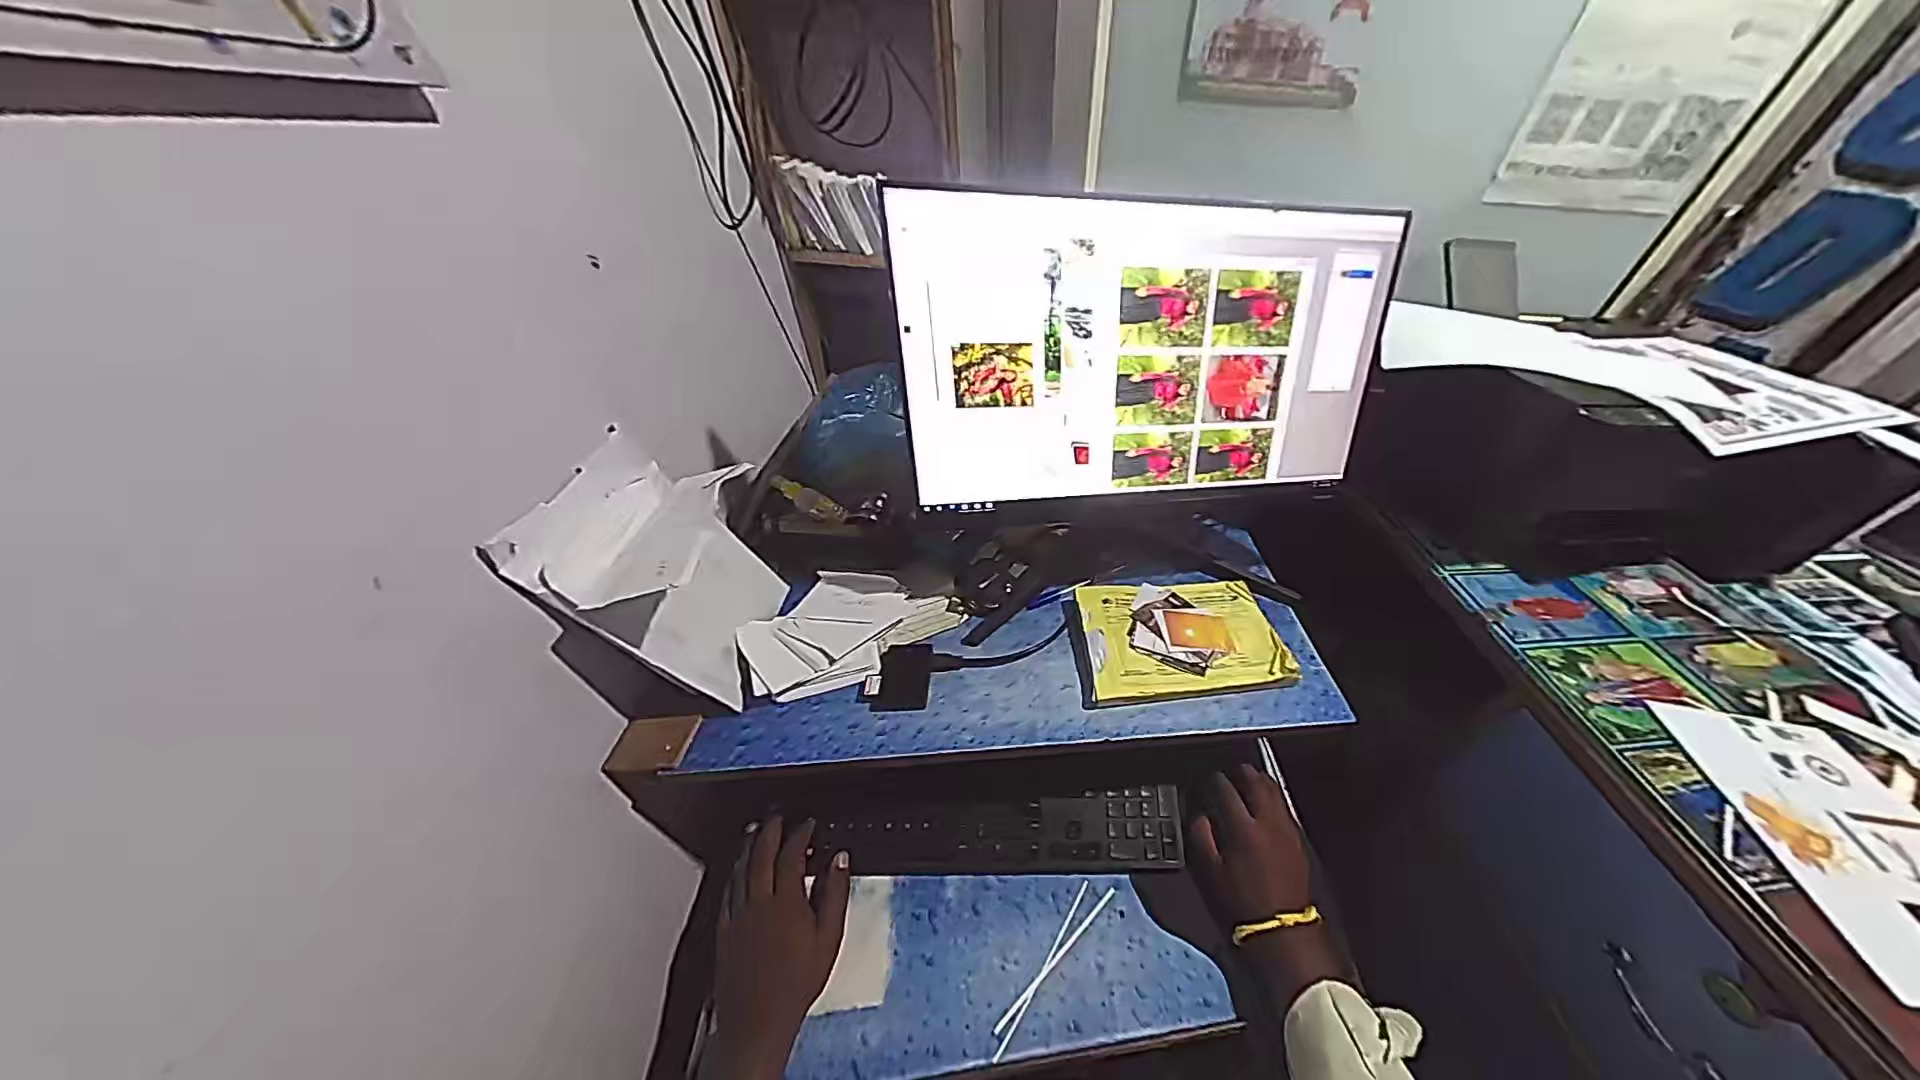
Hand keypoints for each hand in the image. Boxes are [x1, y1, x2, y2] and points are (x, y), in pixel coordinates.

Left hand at [708, 816, 849, 1079]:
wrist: (757, 1023)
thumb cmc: (796, 984)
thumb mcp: (829, 938)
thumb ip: (835, 893)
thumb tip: (840, 860)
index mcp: (786, 903)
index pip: (790, 855)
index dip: (799, 834)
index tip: (807, 825)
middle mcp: (758, 904)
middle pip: (760, 854)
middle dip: (769, 830)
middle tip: (777, 817)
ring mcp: (737, 916)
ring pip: (740, 869)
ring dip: (749, 845)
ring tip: (756, 832)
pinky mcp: (723, 930)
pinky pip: (727, 890)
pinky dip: (734, 871)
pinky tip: (738, 869)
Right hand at [1187, 764, 1310, 924]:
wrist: (1280, 928)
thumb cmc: (1242, 902)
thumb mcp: (1209, 870)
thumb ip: (1200, 835)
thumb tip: (1199, 815)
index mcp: (1243, 829)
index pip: (1226, 790)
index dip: (1215, 781)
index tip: (1208, 780)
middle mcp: (1268, 824)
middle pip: (1256, 784)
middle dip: (1242, 773)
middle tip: (1231, 771)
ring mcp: (1287, 831)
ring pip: (1276, 792)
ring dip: (1261, 781)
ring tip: (1250, 779)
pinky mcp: (1299, 842)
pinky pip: (1286, 808)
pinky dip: (1274, 797)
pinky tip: (1267, 802)